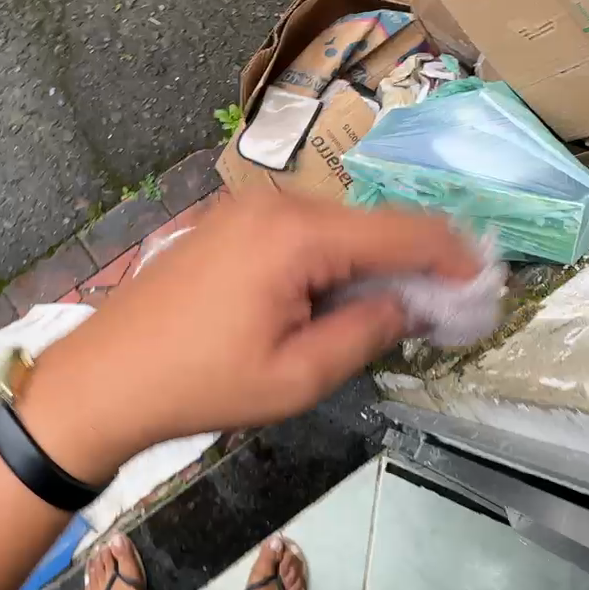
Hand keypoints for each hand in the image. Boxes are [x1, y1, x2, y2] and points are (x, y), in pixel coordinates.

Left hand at [20, 191, 479, 479]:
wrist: (103, 376)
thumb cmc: (200, 384)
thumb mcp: (297, 376)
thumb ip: (365, 332)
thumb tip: (409, 304)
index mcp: (296, 235)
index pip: (400, 231)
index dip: (450, 255)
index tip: (485, 280)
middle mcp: (273, 205)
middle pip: (367, 224)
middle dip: (410, 262)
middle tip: (440, 306)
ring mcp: (243, 209)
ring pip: (333, 228)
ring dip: (367, 263)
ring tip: (388, 310)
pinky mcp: (225, 224)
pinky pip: (296, 233)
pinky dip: (327, 260)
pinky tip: (330, 297)